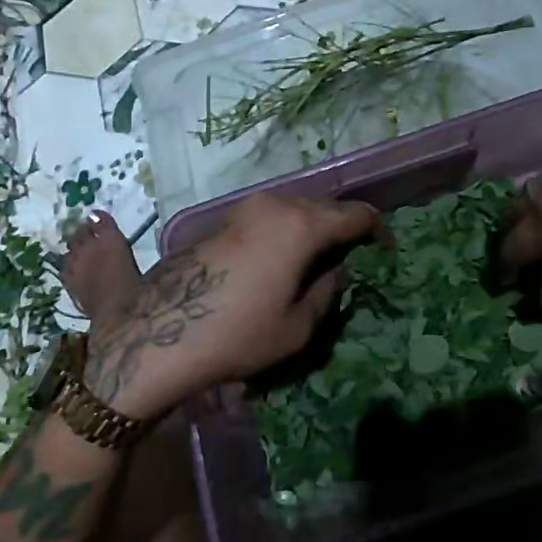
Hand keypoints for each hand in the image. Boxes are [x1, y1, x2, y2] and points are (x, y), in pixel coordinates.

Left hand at [83, 194, 379, 417]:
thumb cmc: (237, 334)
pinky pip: (269, 216)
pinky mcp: (222, 219)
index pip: (355, 215)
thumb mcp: (297, 327)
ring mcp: (245, 208)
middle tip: (353, 255)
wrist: (158, 336)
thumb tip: (336, 270)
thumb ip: (327, 291)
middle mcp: (275, 204)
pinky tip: (283, 258)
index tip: (384, 249)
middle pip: (324, 206)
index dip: (376, 230)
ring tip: (319, 258)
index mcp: (301, 226)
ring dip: (312, 227)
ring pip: (294, 208)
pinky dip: (286, 230)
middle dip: (343, 226)